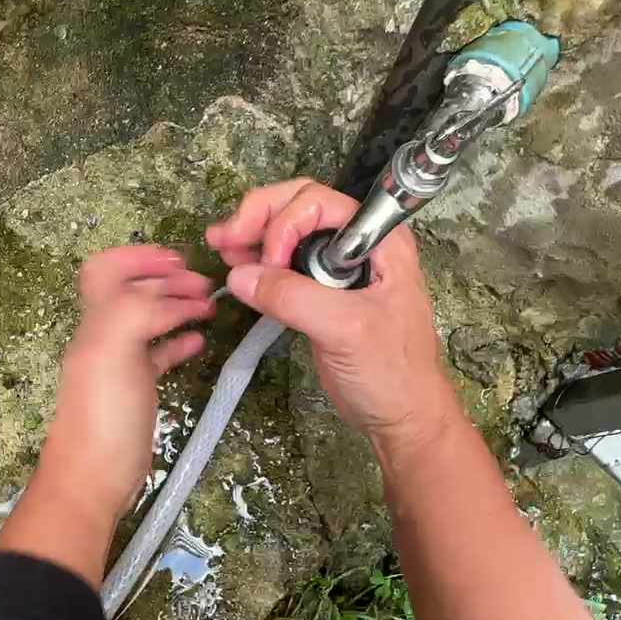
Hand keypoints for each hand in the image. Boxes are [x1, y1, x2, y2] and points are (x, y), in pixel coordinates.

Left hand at [36, 246, 215, 521]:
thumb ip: (133, 311)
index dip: (139, 257)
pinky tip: (200, 341)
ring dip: (176, 305)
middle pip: (132, 289)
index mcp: (95, 321)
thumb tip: (169, 295)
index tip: (180, 261)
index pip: (108, 269)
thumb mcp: (111, 352)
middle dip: (166, 278)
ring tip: (209, 306)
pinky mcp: (136, 388)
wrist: (92, 479)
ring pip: (148, 319)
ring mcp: (120, 362)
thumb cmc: (102, 416)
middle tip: (203, 284)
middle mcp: (104, 335)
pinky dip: (179, 340)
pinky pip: (158, 353)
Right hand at [205, 179, 460, 457]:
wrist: (400, 416)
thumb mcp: (344, 329)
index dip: (284, 224)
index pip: (319, 203)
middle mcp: (357, 242)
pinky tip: (235, 268)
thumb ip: (293, 297)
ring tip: (220, 248)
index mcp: (378, 238)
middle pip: (298, 206)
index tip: (267, 263)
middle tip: (224, 238)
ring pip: (286, 230)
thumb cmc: (390, 372)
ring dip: (251, 234)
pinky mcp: (319, 291)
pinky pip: (283, 262)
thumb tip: (238, 275)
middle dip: (258, 217)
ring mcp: (336, 266)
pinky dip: (256, 260)